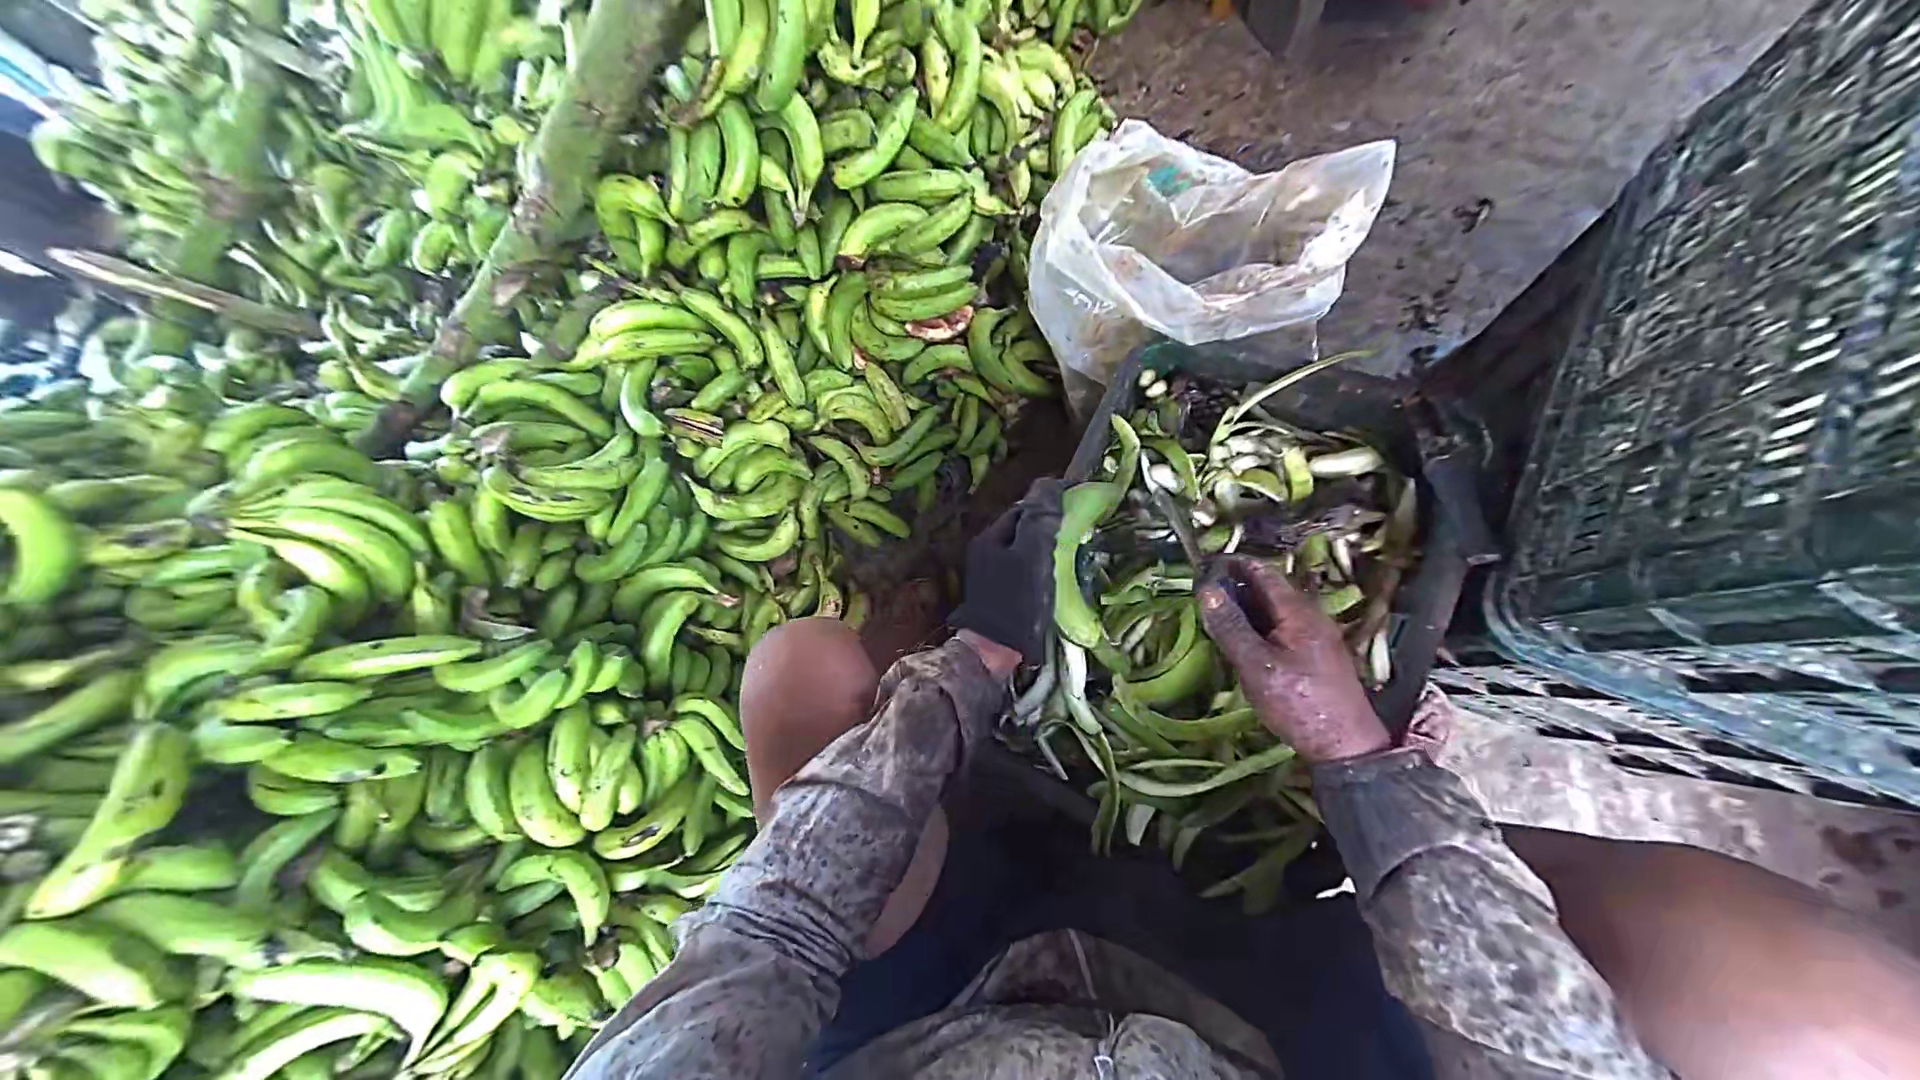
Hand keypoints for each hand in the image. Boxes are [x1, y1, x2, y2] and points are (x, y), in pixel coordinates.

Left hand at [947, 478, 1064, 664]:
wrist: (995, 650)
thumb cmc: (1016, 601)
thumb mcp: (1032, 556)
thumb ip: (1040, 520)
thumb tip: (1051, 486)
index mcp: (990, 537)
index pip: (1025, 508)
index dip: (1050, 502)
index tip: (1077, 501)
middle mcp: (985, 551)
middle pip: (1022, 527)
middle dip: (1048, 522)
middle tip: (1078, 525)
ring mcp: (988, 574)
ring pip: (1022, 547)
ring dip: (1045, 544)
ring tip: (1071, 548)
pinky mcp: (997, 593)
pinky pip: (1021, 568)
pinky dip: (1039, 564)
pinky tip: (1054, 574)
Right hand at [1197, 556, 1389, 762]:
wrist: (1345, 747)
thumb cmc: (1299, 703)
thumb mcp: (1256, 665)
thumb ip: (1230, 626)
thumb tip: (1206, 590)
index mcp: (1299, 612)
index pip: (1263, 572)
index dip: (1233, 563)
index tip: (1203, 565)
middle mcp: (1310, 617)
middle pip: (1268, 589)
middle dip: (1235, 586)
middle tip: (1201, 593)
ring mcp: (1314, 637)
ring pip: (1273, 610)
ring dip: (1244, 608)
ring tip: (1213, 615)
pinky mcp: (1313, 656)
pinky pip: (1280, 628)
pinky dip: (1256, 626)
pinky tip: (1239, 642)